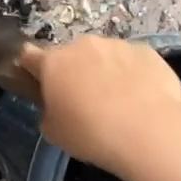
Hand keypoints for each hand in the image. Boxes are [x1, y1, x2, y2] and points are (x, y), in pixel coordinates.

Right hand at [18, 37, 180, 173]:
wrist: (150, 132)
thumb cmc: (92, 135)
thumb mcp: (55, 133)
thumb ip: (49, 113)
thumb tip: (58, 107)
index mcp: (53, 62)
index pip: (30, 57)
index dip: (33, 70)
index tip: (41, 86)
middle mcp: (83, 45)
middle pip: (71, 55)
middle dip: (74, 72)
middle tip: (85, 102)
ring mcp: (117, 44)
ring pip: (103, 55)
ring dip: (105, 71)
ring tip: (119, 102)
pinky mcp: (146, 50)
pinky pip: (132, 61)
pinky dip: (133, 74)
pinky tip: (142, 99)